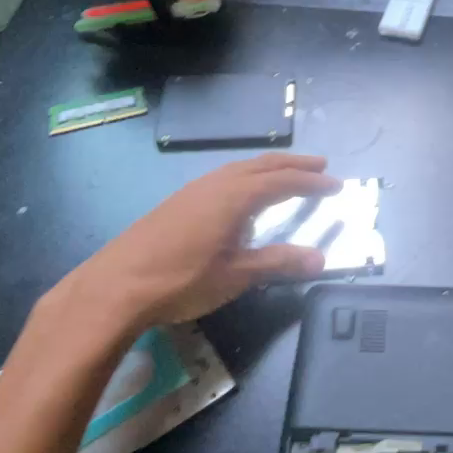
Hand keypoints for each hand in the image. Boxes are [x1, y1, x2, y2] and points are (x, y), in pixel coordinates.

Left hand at [41, 153, 340, 340]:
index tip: (336, 184)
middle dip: (293, 165)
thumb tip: (320, 258)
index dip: (311, 183)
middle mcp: (215, 184)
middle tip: (320, 165)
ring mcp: (192, 192)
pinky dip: (245, 178)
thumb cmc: (181, 281)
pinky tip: (242, 196)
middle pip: (261, 165)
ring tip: (286, 175)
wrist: (116, 287)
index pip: (283, 182)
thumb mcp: (236, 275)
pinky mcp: (177, 204)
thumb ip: (278, 262)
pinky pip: (222, 178)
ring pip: (239, 169)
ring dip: (267, 169)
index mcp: (235, 197)